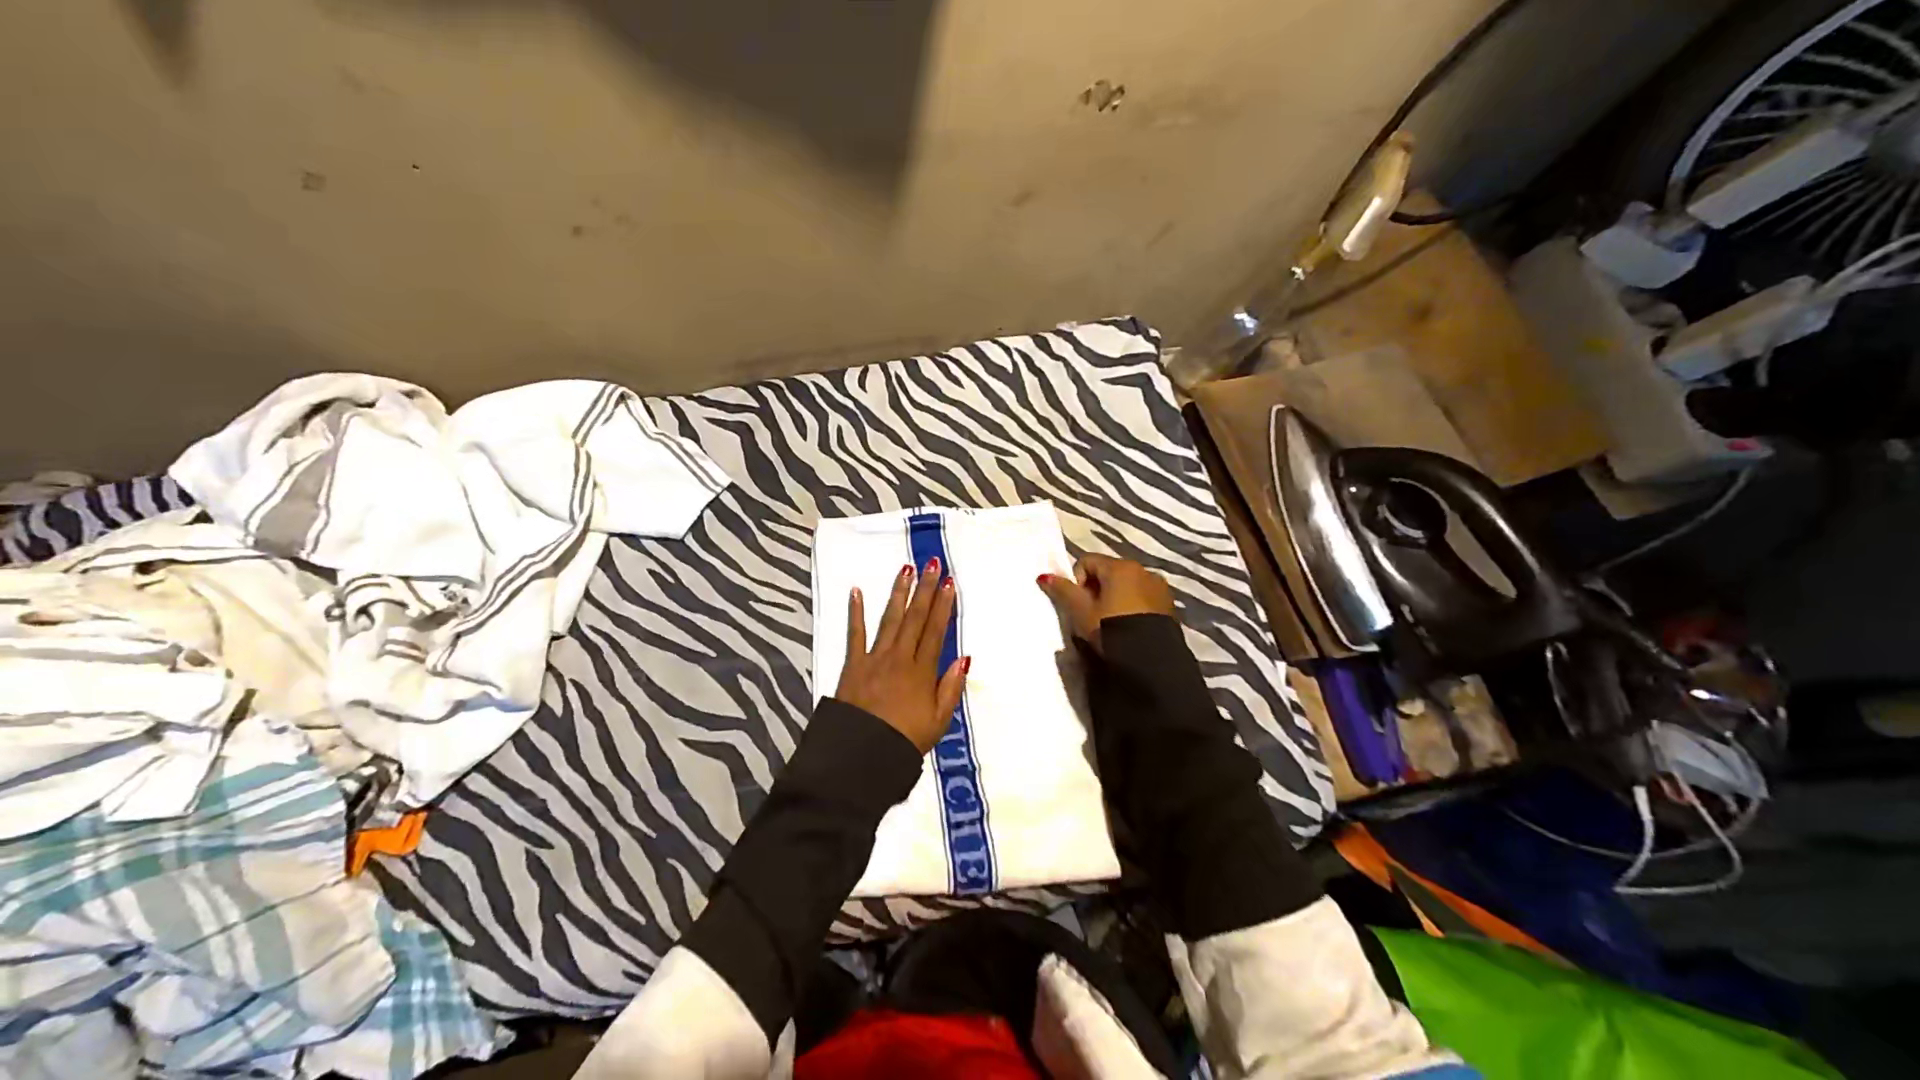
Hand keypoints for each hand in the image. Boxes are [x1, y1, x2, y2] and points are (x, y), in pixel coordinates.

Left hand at [834, 560, 967, 753]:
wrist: (862, 753)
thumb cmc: (905, 740)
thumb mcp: (939, 721)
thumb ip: (951, 688)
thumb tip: (964, 658)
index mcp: (922, 671)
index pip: (936, 631)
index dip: (944, 605)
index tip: (949, 582)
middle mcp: (900, 657)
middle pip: (915, 618)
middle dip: (925, 589)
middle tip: (932, 563)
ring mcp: (875, 658)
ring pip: (890, 619)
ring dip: (898, 593)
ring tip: (906, 569)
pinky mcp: (853, 664)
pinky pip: (854, 634)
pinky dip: (856, 612)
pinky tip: (857, 591)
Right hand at [1037, 554, 1174, 652]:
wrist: (1150, 660)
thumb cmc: (1110, 630)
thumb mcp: (1081, 612)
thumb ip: (1063, 590)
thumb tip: (1044, 576)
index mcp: (1120, 566)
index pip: (1087, 562)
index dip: (1077, 582)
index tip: (1078, 605)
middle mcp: (1143, 569)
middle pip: (1108, 572)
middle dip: (1096, 590)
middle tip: (1092, 616)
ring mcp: (1159, 587)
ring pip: (1127, 585)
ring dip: (1116, 598)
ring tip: (1111, 623)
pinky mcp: (1169, 604)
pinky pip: (1143, 597)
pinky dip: (1133, 606)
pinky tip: (1130, 626)